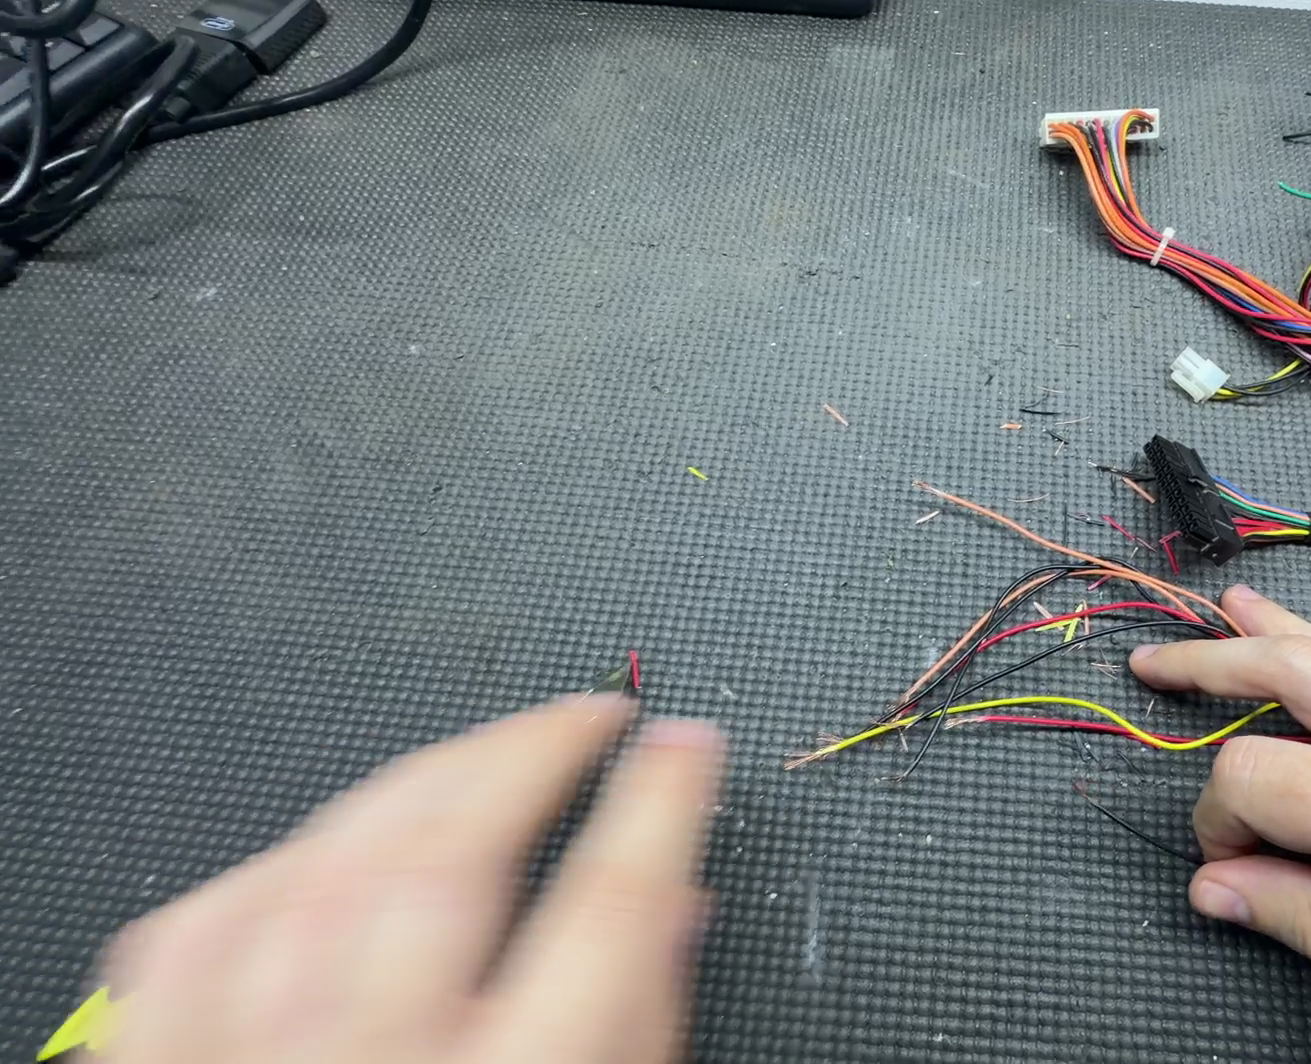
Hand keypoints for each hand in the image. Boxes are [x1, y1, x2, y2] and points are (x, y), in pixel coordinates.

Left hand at [98, 696, 724, 1063]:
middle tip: (595, 712)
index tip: (688, 740)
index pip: (611, 913)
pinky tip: (369, 825)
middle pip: (451, 866)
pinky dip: (300, 852)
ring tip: (502, 743)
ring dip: (435, 776)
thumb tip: (681, 899)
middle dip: (539, 752)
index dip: (663, 801)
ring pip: (327, 875)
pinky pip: (203, 933)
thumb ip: (647, 1018)